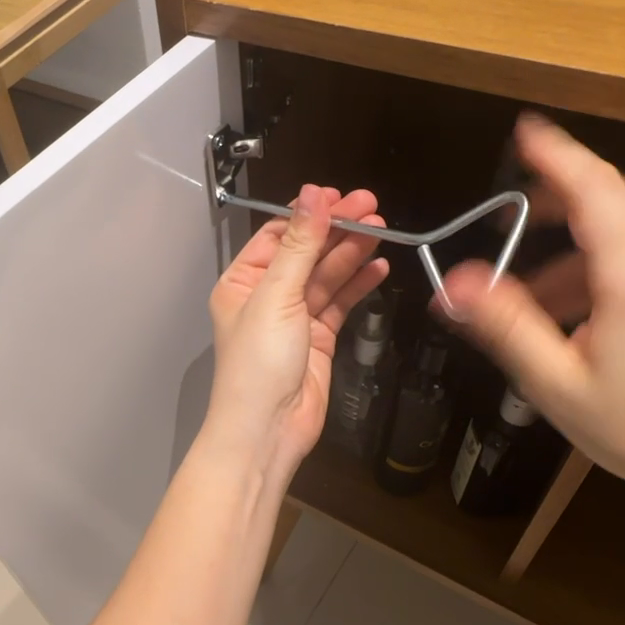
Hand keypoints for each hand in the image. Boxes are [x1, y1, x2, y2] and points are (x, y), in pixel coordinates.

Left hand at [204, 184, 389, 479]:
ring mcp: (293, 318)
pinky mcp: (317, 339)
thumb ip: (299, 246)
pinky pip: (339, 303)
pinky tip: (379, 266)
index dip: (309, 214)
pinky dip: (358, 285)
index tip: (342, 196)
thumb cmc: (259, 363)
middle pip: (305, 252)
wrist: (268, 428)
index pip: (277, 236)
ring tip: (382, 230)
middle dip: (337, 229)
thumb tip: (313, 195)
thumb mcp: (276, 296)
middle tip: (373, 207)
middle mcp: (265, 297)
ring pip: (326, 276)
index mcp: (241, 283)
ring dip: (352, 253)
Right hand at [441, 115, 624, 509]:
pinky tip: (578, 314)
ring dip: (576, 245)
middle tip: (509, 219)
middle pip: (614, 198)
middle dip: (559, 198)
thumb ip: (506, 326)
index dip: (556, 154)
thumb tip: (454, 283)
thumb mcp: (558, 384)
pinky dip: (603, 265)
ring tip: (533, 299)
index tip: (523, 131)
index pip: (594, 189)